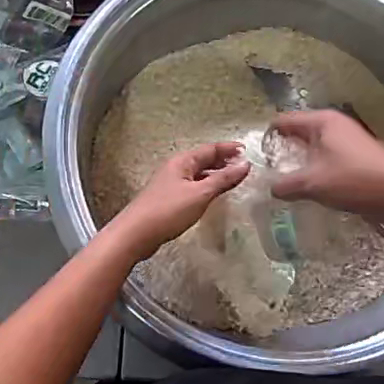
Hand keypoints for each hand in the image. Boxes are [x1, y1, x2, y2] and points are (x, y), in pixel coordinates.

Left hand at [104, 142, 250, 260]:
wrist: (136, 234)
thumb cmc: (168, 210)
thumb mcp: (200, 194)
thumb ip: (223, 180)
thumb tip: (245, 165)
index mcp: (182, 161)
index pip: (210, 149)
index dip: (229, 149)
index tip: (247, 150)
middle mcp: (176, 168)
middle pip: (203, 160)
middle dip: (223, 161)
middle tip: (242, 165)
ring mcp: (170, 184)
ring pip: (198, 174)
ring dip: (215, 174)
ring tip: (232, 180)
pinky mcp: (168, 199)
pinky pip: (192, 187)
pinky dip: (206, 187)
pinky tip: (212, 196)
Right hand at [268, 110, 383, 226]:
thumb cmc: (353, 181)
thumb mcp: (312, 184)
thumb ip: (285, 185)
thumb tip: (271, 189)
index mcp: (322, 122)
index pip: (284, 121)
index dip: (268, 136)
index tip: (257, 156)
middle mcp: (335, 124)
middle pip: (299, 132)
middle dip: (284, 150)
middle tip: (269, 171)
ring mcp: (349, 139)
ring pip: (315, 146)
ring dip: (302, 162)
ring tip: (288, 181)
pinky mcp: (359, 156)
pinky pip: (329, 158)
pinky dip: (318, 169)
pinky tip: (314, 187)